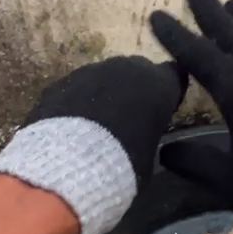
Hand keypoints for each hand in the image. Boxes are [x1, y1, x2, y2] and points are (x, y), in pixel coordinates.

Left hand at [22, 56, 186, 187]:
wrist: (71, 164)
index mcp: (157, 85)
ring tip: (95, 126)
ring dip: (102, 95)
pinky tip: (71, 127)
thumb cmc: (123, 164)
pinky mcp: (59, 83)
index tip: (162, 108)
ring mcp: (89, 72)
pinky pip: (74, 89)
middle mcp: (125, 68)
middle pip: (136, 71)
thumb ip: (148, 134)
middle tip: (128, 118)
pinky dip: (75, 103)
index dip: (167, 91)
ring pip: (102, 77)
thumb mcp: (149, 154)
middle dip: (133, 90)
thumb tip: (141, 137)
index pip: (173, 76)